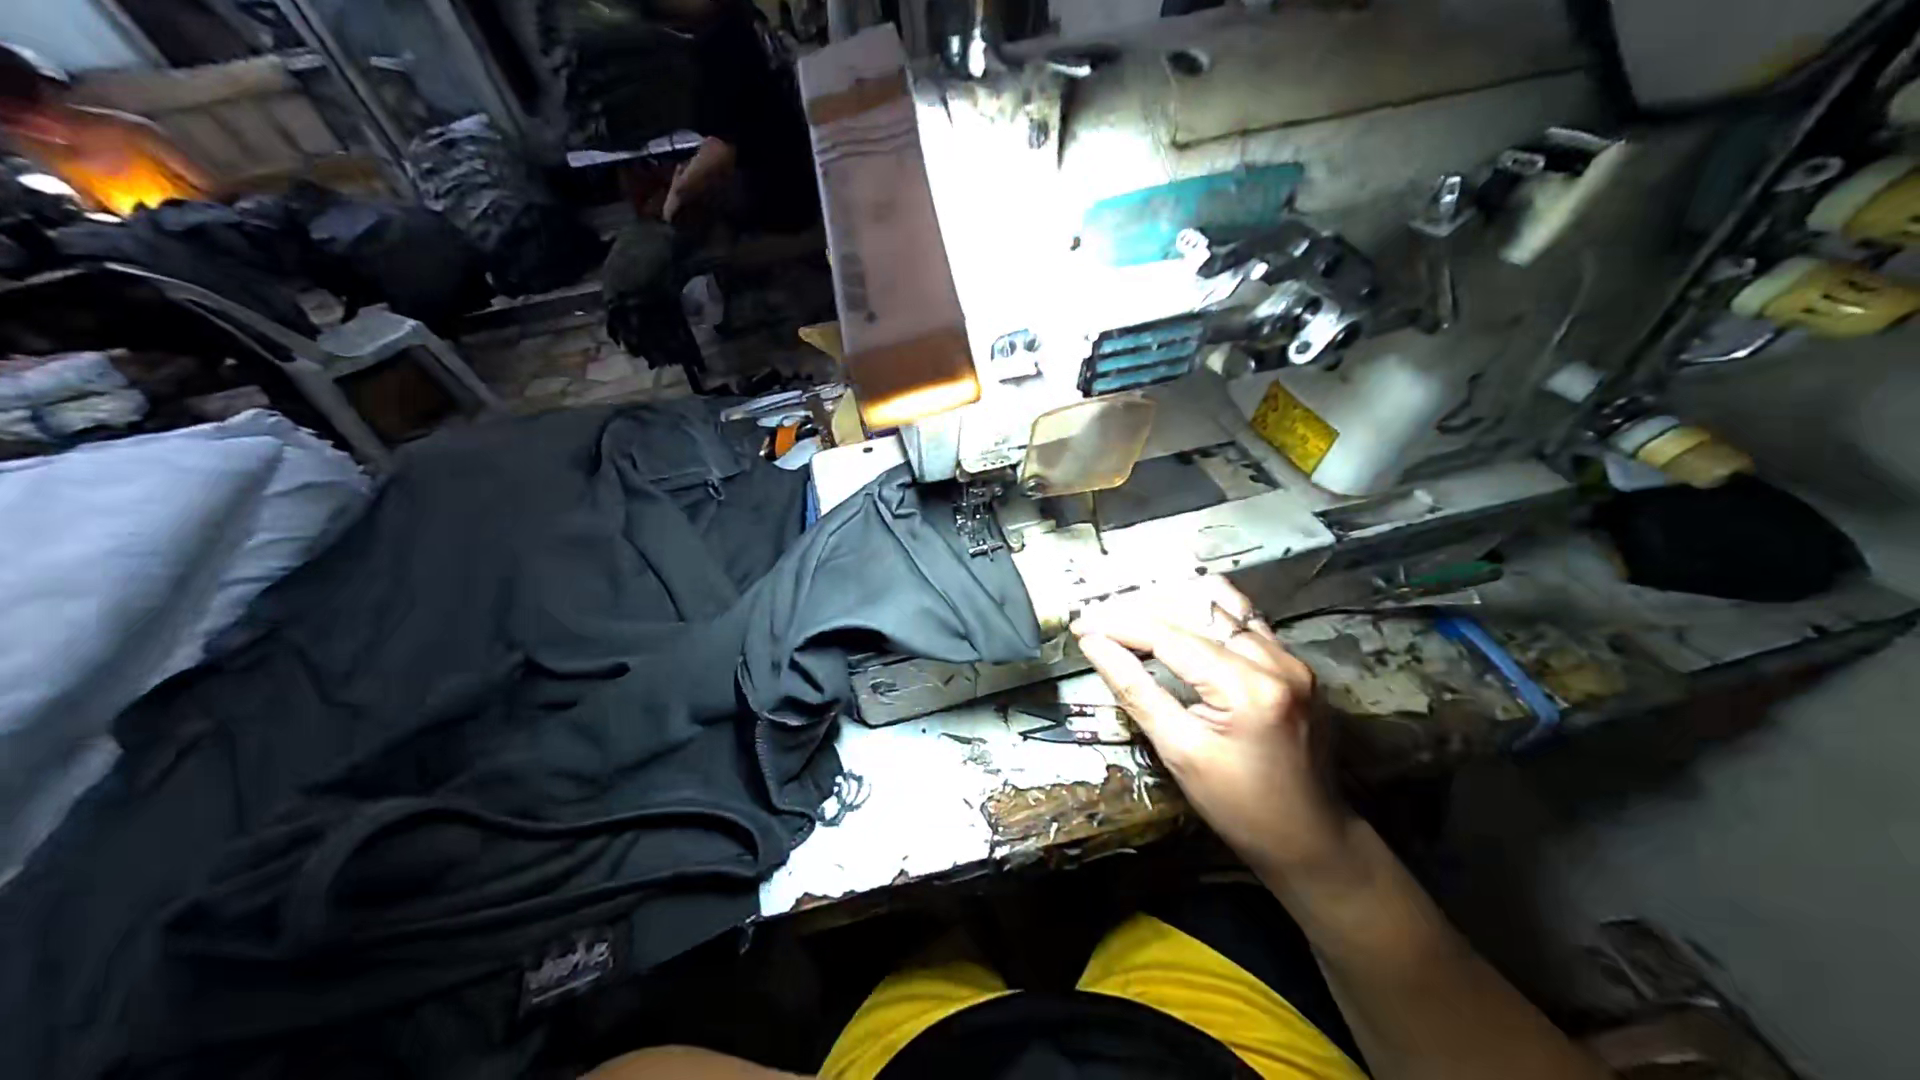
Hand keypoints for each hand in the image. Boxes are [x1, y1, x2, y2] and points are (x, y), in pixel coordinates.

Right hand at [1073, 577, 1352, 876]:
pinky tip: (1175, 613)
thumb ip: (1135, 690)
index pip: (1170, 636)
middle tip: (1098, 616)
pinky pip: (1244, 620)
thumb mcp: (1178, 750)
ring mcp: (1290, 658)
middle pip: (1195, 611)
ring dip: (1171, 605)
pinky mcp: (1294, 663)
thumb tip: (1094, 646)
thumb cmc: (1238, 807)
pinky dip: (1204, 612)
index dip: (1120, 626)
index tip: (1083, 625)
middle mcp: (1275, 661)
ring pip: (1220, 607)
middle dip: (1140, 610)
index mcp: (1247, 688)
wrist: (1309, 838)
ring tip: (1129, 611)